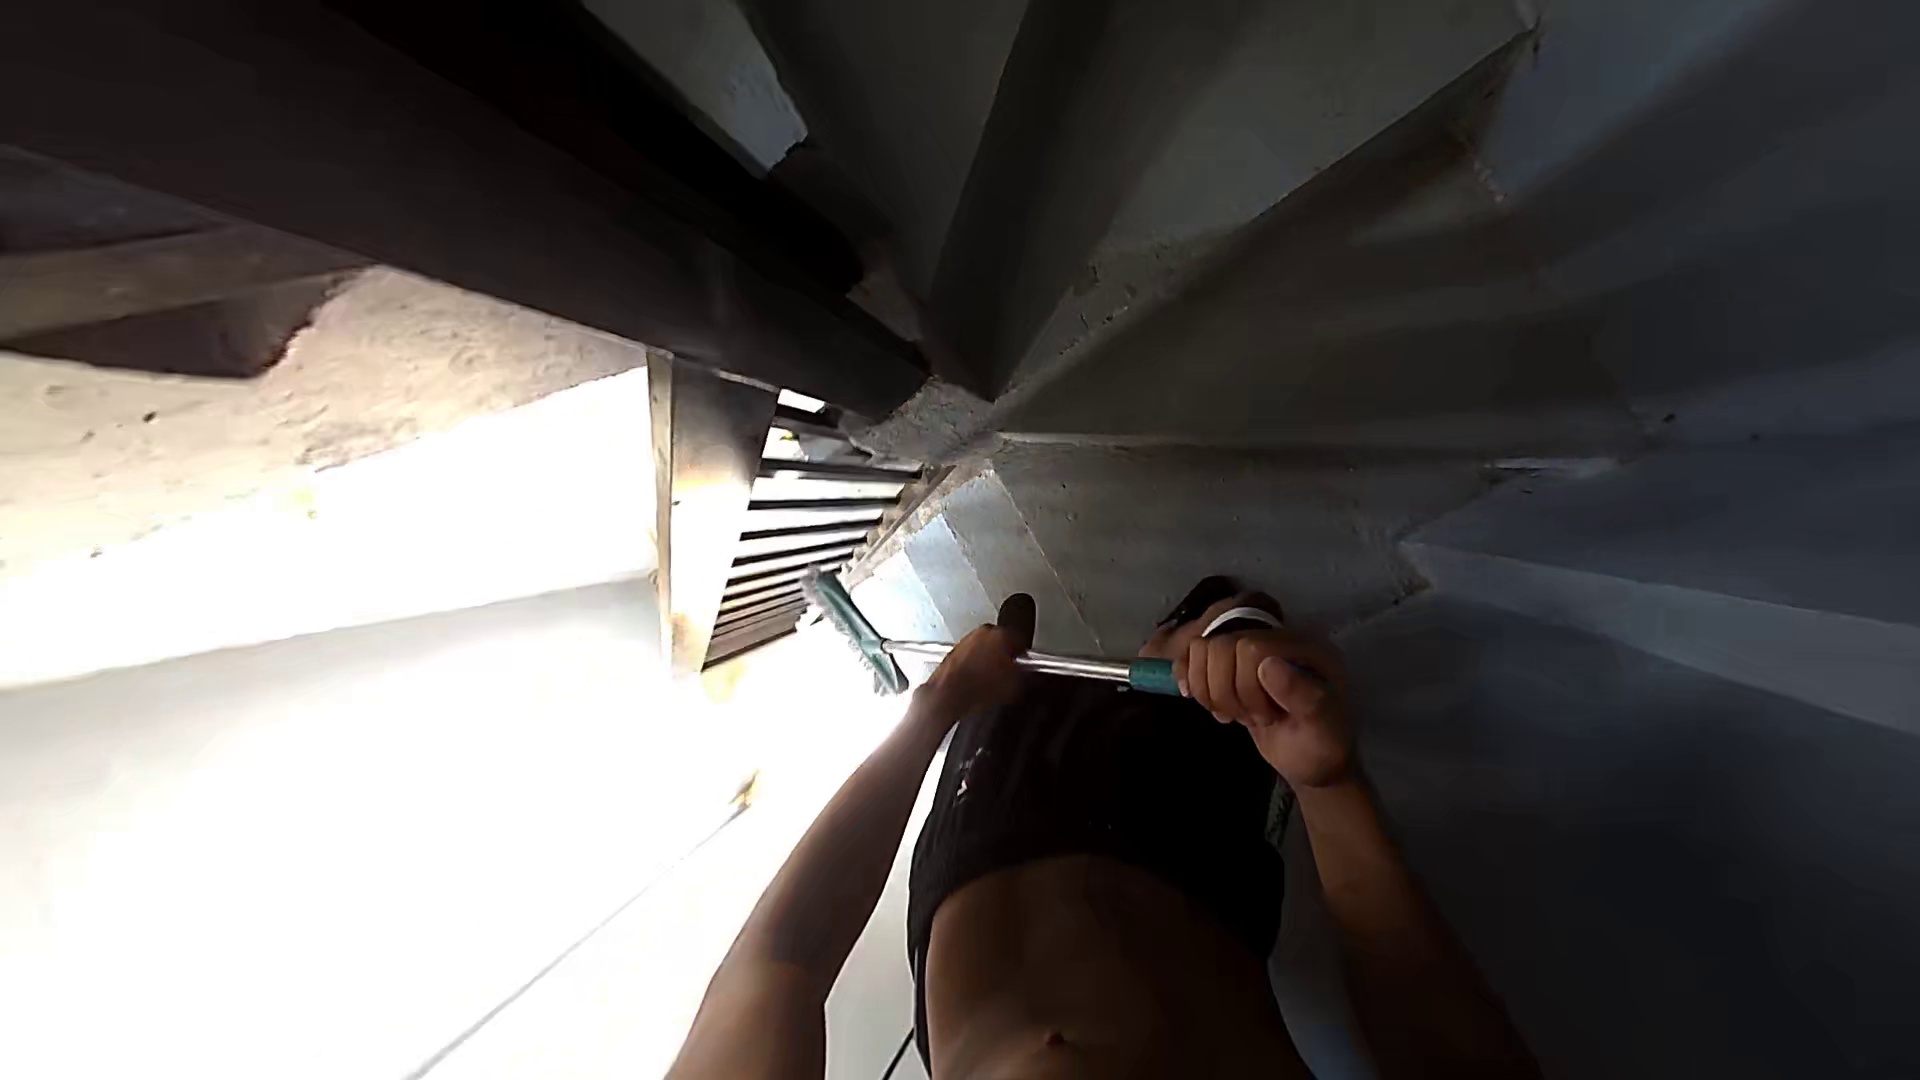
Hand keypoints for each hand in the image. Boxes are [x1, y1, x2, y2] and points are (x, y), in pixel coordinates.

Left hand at [920, 594, 1034, 720]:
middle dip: (1005, 654)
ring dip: (989, 657)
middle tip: (1008, 671)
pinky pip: (972, 652)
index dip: (1024, 655)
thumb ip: (1025, 675)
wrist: (948, 694)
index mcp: (1002, 635)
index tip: (1024, 663)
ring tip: (991, 677)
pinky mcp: (956, 648)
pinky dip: (975, 661)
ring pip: (986, 645)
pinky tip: (977, 677)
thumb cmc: (977, 688)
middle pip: (1002, 640)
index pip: (1020, 640)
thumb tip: (1025, 673)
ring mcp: (968, 638)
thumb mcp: (1014, 686)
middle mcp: (984, 632)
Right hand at [1176, 624, 1350, 788]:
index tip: (1266, 716)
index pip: (1250, 647)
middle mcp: (1273, 640)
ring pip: (1201, 649)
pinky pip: (1193, 656)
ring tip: (1234, 713)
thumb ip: (1303, 695)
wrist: (1309, 759)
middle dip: (1227, 691)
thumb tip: (1269, 664)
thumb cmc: (1320, 746)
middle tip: (1250, 717)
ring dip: (1210, 690)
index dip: (1246, 685)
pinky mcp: (1228, 662)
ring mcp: (1248, 650)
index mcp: (1303, 648)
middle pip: (1221, 646)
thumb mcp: (1323, 730)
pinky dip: (1190, 680)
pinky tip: (1205, 702)